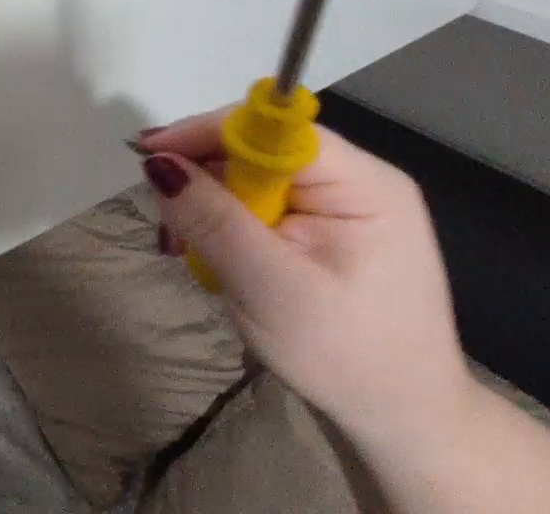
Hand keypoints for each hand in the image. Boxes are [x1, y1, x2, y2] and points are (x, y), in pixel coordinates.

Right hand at [138, 111, 479, 450]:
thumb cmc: (345, 355)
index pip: (269, 129)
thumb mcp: (269, 286)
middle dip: (201, 180)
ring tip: (187, 249)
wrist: (402, 421)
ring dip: (207, 206)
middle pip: (253, 149)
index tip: (147, 157)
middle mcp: (353, 181)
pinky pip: (256, 202)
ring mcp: (339, 205)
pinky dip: (223, 223)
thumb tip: (157, 162)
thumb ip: (212, 219)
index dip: (205, 134)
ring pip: (246, 176)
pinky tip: (212, 254)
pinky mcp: (322, 228)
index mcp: (362, 184)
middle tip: (168, 228)